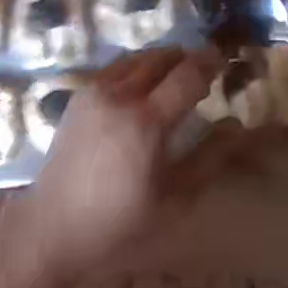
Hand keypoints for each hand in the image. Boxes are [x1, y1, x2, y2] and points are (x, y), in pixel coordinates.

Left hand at [2, 46, 231, 287]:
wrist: (52, 229)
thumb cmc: (120, 224)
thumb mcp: (175, 200)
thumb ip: (210, 158)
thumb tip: (235, 125)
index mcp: (146, 122)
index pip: (187, 74)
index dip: (209, 63)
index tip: (224, 61)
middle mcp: (119, 96)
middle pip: (162, 58)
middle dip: (187, 58)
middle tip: (204, 70)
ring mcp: (94, 92)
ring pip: (138, 58)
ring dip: (162, 59)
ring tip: (177, 75)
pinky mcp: (78, 95)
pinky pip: (115, 67)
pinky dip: (137, 66)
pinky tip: (144, 85)